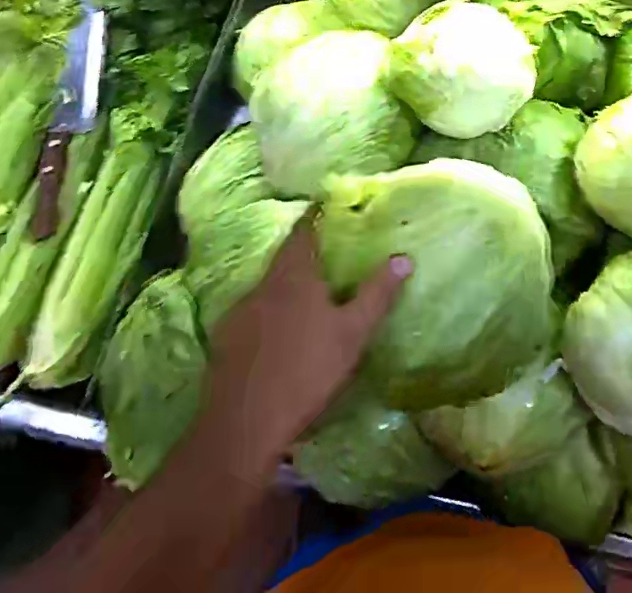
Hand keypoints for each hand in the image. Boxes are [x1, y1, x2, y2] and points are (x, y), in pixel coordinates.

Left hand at [201, 208, 411, 470]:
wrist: (243, 426)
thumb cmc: (306, 371)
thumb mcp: (352, 333)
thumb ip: (377, 294)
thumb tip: (403, 257)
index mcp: (293, 275)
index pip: (304, 230)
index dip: (316, 214)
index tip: (329, 204)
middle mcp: (262, 285)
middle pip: (285, 257)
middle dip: (306, 251)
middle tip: (331, 251)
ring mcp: (239, 313)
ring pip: (269, 286)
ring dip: (289, 284)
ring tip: (312, 293)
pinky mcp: (227, 340)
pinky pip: (255, 313)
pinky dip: (272, 311)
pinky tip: (284, 332)